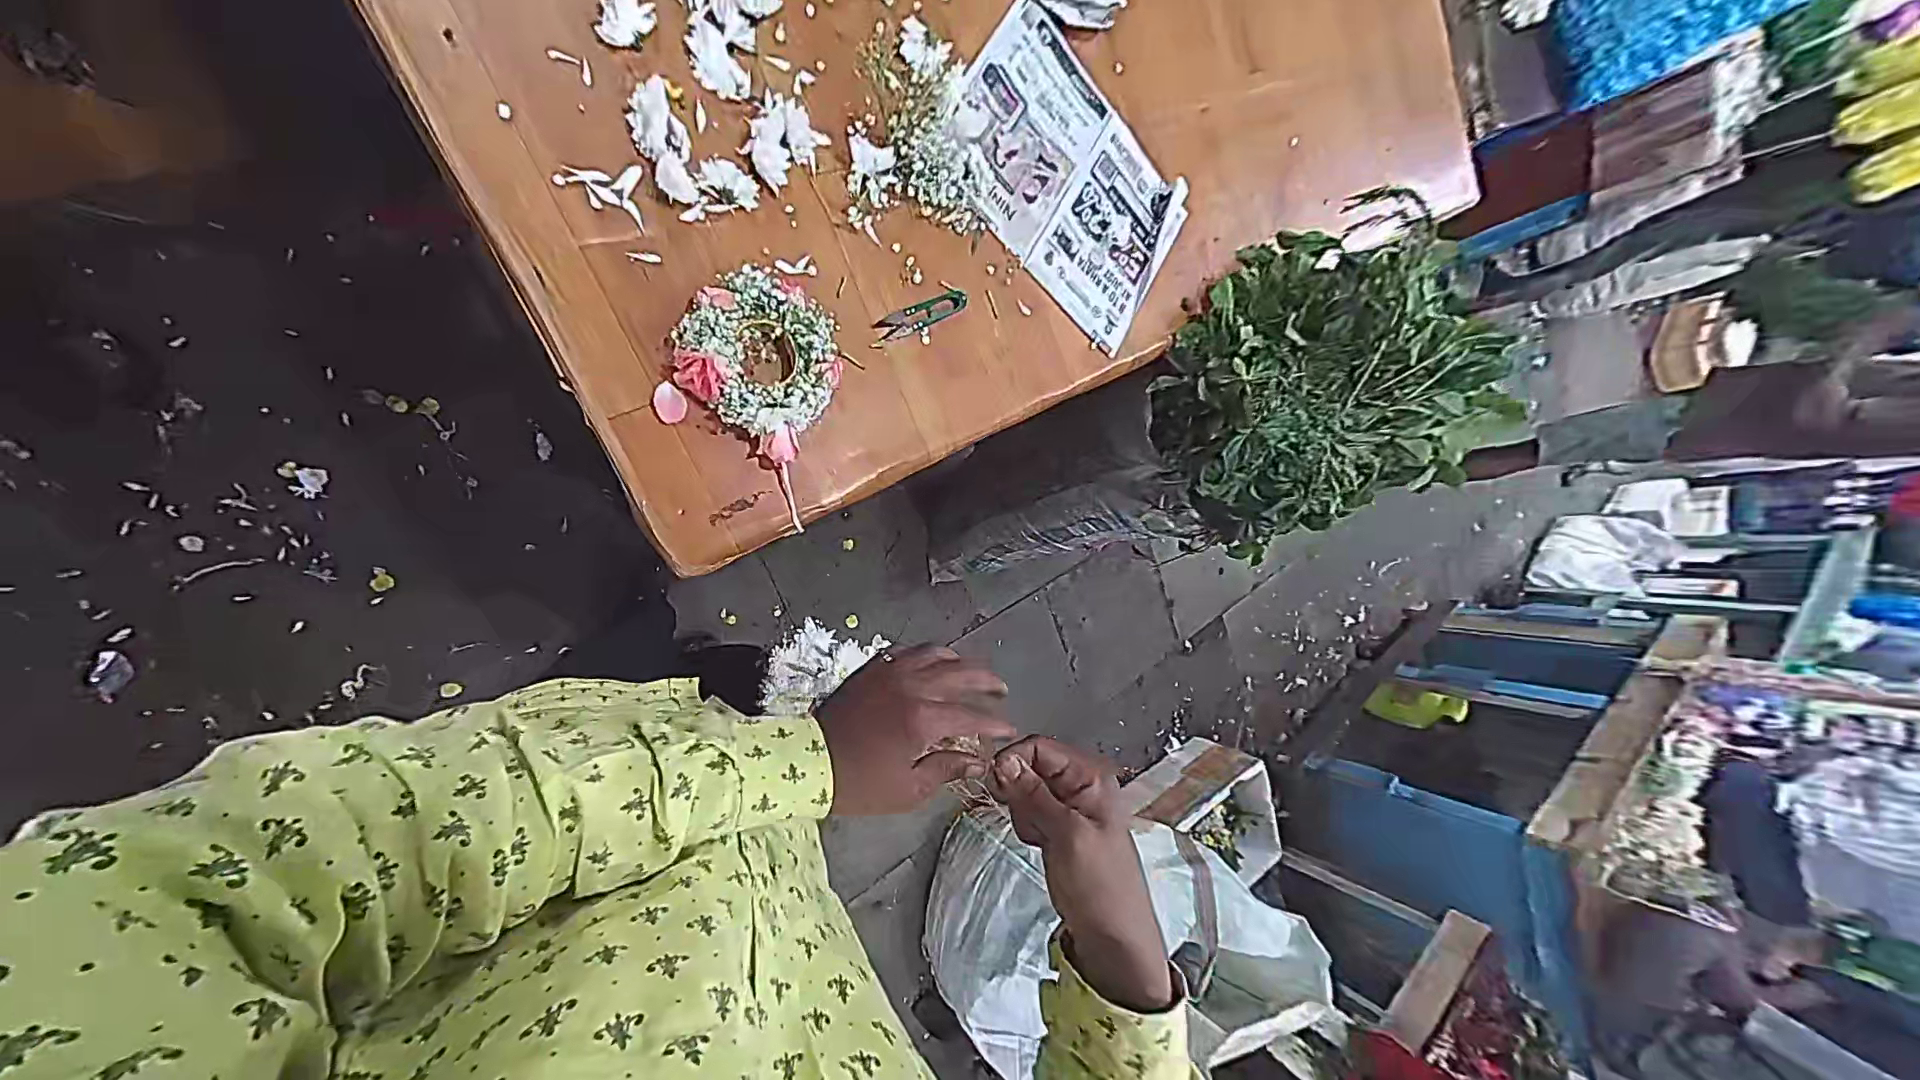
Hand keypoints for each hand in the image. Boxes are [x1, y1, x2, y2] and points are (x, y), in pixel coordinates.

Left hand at [814, 644, 1014, 815]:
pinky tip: (934, 663)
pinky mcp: (875, 668)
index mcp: (924, 719)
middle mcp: (913, 687)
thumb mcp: (909, 788)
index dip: (994, 723)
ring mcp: (892, 672)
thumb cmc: (861, 783)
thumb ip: (946, 769)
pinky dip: (928, 655)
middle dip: (987, 681)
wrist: (811, 762)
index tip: (1007, 729)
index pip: (972, 716)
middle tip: (1000, 690)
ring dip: (960, 661)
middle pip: (962, 674)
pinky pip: (909, 651)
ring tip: (971, 670)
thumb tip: (976, 761)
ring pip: (937, 654)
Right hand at [987, 736, 1172, 1012]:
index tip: (998, 785)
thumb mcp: (1066, 834)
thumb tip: (1003, 760)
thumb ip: (1033, 794)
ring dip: (1024, 813)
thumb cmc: (1099, 885)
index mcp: (1090, 775)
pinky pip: (1029, 812)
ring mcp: (1069, 805)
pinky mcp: (1057, 826)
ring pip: (1025, 790)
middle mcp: (1080, 783)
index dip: (1014, 760)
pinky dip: (1027, 826)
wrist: (1113, 939)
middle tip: (1032, 823)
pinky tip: (1040, 845)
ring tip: (1042, 839)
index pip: (1039, 746)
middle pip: (1030, 766)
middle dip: (1020, 792)